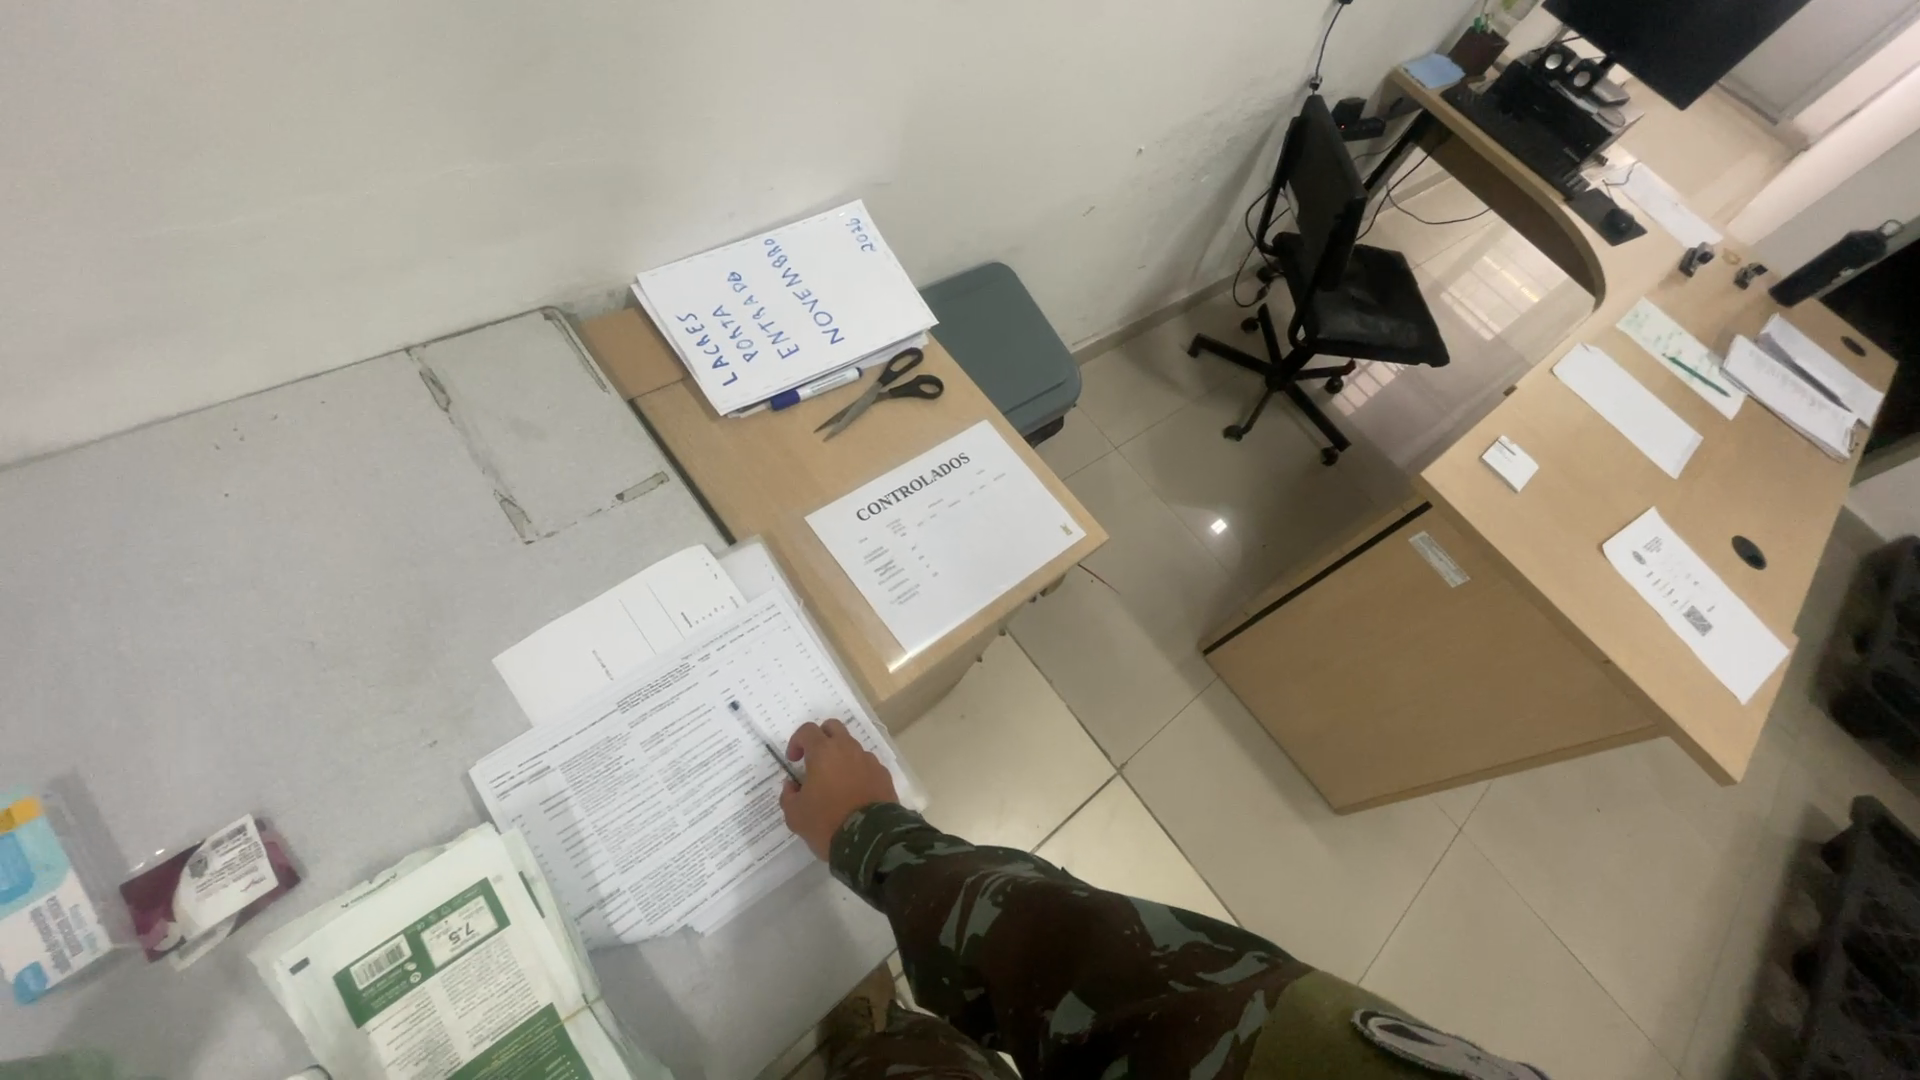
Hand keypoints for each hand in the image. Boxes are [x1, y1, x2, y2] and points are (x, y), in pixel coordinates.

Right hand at [780, 718, 898, 860]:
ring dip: (840, 757)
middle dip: (821, 738)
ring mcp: (869, 760)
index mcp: (823, 752)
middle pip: (833, 727)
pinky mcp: (883, 775)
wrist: (869, 839)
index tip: (793, 761)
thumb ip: (788, 795)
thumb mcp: (795, 815)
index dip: (796, 741)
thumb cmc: (826, 822)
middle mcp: (848, 749)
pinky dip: (857, 772)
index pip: (807, 730)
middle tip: (814, 760)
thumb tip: (792, 785)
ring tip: (835, 783)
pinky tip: (854, 794)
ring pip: (852, 747)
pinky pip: (867, 765)